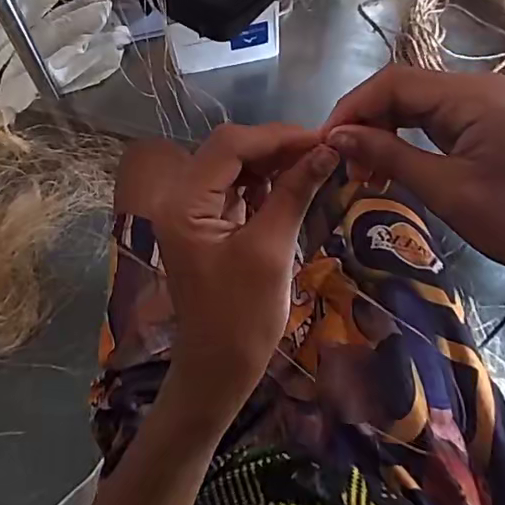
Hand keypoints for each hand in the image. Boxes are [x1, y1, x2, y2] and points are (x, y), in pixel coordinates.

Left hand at [153, 125, 336, 408]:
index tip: (322, 138)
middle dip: (274, 146)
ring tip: (312, 163)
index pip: (229, 145)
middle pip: (228, 150)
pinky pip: (231, 188)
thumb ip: (294, 192)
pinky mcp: (202, 222)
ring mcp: (188, 209)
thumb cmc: (243, 317)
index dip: (277, 136)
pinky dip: (260, 182)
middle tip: (322, 150)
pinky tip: (289, 184)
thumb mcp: (272, 250)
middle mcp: (178, 197)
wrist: (217, 368)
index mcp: (184, 202)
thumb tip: (326, 151)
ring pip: (231, 166)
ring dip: (270, 162)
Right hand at [323, 66, 504, 284]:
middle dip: (364, 120)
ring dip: (379, 129)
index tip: (325, 141)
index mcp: (475, 96)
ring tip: (360, 168)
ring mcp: (480, 101)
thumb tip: (335, 136)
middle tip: (341, 161)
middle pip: (400, 87)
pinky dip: (400, 136)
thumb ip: (387, 154)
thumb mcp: (445, 190)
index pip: (394, 83)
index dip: (353, 108)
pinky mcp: (480, 118)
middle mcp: (477, 87)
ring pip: (409, 102)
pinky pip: (426, 116)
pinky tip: (385, 162)